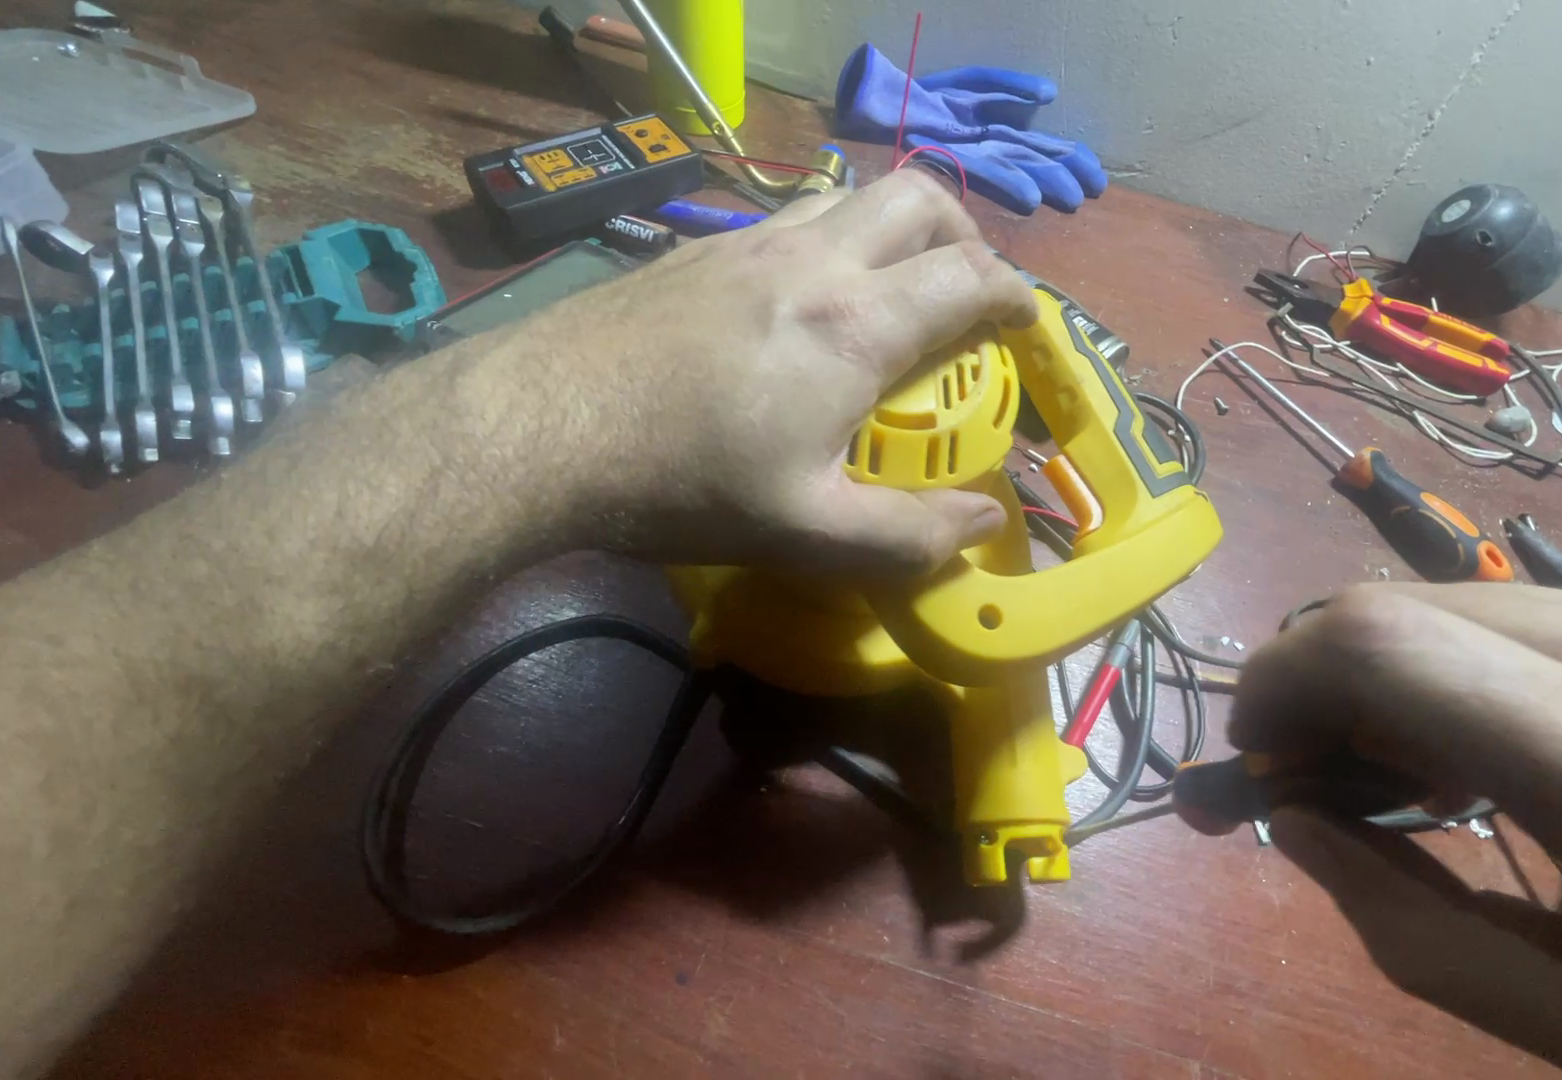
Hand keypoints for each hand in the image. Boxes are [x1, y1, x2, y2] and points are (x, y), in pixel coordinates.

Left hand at [480, 168, 1034, 574]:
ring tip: (896, 292)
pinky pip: (792, 219)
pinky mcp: (698, 249)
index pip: (968, 279)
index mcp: (855, 324)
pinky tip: (802, 306)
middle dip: (967, 235)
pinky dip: (832, 243)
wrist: (534, 429)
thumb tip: (984, 523)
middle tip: (970, 294)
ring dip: (897, 232)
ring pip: (852, 198)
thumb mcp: (807, 532)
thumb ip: (909, 536)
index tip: (1026, 325)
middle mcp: (813, 259)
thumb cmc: (681, 482)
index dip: (1015, 297)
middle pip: (919, 200)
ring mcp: (749, 241)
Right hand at [1233, 584, 1561, 1078]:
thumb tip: (1293, 825)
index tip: (1258, 754)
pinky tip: (1501, 747)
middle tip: (1313, 770)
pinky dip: (1459, 668)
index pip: (1374, 645)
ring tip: (1407, 769)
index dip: (1275, 682)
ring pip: (1450, 601)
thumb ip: (1414, 932)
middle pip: (1393, 606)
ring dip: (1384, 675)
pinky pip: (1527, 616)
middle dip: (1312, 679)